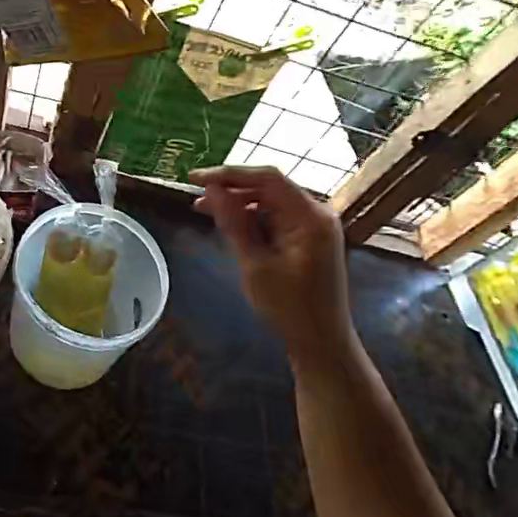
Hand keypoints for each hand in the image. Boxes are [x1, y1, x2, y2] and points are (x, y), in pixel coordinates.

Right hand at [190, 166, 351, 354]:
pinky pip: (277, 216)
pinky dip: (253, 218)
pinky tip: (230, 225)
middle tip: (196, 197)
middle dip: (231, 189)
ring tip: (204, 211)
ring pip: (271, 201)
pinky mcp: (310, 237)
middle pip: (269, 187)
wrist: (323, 343)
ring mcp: (315, 225)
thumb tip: (212, 190)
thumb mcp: (255, 265)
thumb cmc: (289, 309)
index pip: (267, 178)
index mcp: (310, 217)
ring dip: (239, 203)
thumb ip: (234, 223)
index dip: (228, 173)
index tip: (195, 177)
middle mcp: (317, 213)